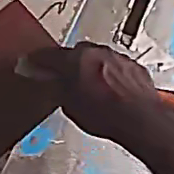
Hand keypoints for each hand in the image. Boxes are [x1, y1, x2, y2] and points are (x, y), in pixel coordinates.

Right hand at [26, 42, 173, 146]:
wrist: (142, 122)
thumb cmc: (107, 114)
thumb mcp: (67, 104)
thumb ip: (52, 85)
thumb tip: (43, 77)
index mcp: (76, 58)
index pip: (48, 54)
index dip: (36, 61)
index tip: (31, 64)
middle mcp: (98, 52)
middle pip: (73, 53)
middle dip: (65, 65)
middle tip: (59, 80)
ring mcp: (117, 58)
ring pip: (95, 59)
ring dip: (88, 69)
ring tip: (86, 90)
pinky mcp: (133, 67)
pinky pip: (114, 67)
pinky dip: (107, 75)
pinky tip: (106, 92)